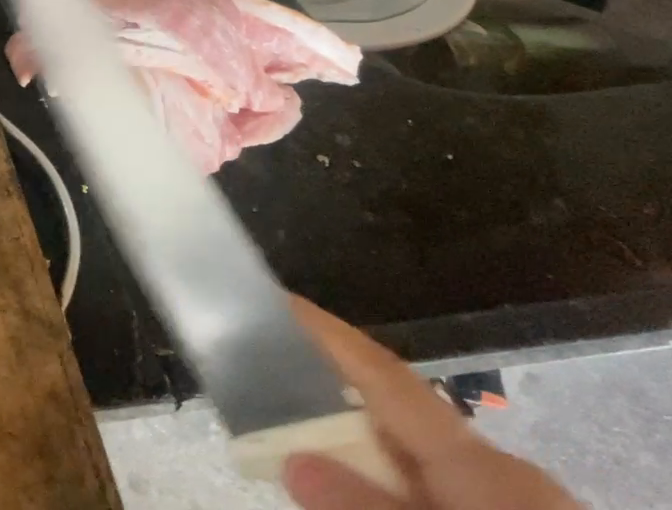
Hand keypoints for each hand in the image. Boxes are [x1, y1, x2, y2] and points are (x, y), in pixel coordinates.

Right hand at [284, 297, 581, 509]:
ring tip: (309, 462)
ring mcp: (519, 505)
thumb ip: (364, 508)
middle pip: (400, 423)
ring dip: (363, 462)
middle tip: (270, 402)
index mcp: (480, 464)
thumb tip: (294, 458)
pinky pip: (442, 496)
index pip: (388, 378)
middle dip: (336, 409)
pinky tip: (370, 500)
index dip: (329, 336)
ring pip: (421, 468)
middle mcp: (504, 475)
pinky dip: (395, 492)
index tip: (278, 300)